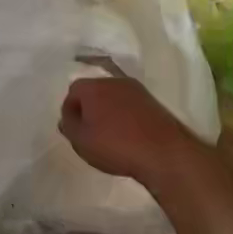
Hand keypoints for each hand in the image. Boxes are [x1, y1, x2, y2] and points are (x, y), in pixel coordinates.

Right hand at [59, 75, 209, 187]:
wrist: (163, 152)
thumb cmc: (115, 145)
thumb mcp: (81, 141)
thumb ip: (69, 126)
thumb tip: (69, 117)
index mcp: (94, 87)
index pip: (73, 91)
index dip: (70, 110)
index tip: (74, 130)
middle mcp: (115, 81)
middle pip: (95, 90)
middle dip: (89, 108)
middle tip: (89, 132)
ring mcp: (137, 90)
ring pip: (114, 97)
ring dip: (108, 112)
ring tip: (109, 136)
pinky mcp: (153, 102)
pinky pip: (130, 105)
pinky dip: (125, 116)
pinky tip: (127, 135)